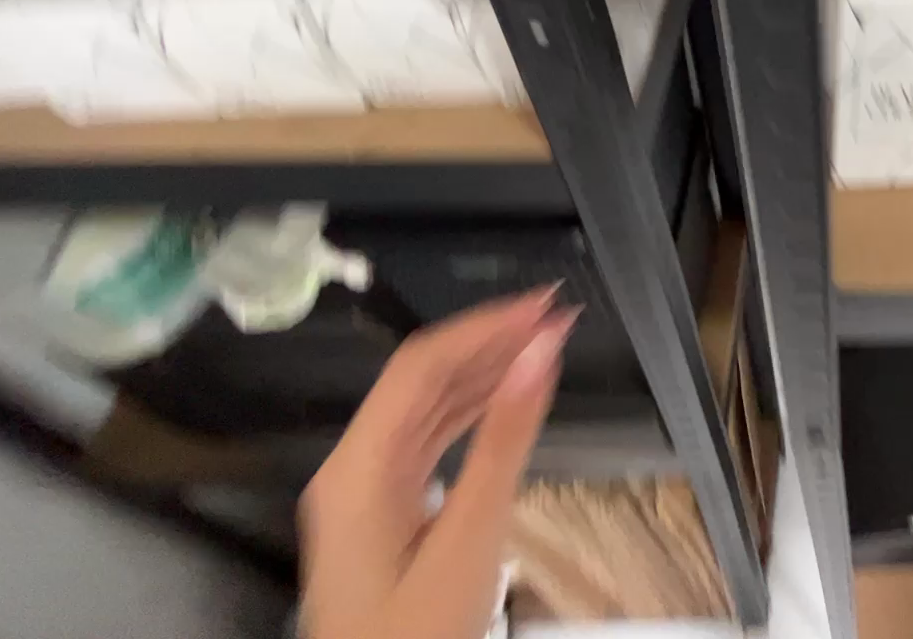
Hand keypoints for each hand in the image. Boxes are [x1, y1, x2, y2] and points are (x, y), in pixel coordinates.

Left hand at [299, 289, 578, 638]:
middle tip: (558, 317)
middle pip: (423, 379)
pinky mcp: (387, 505)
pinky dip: (476, 406)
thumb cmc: (422, 634)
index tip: (546, 306)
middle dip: (492, 340)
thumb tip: (541, 353)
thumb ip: (506, 438)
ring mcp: (368, 487)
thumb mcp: (471, 536)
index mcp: (360, 469)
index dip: (485, 326)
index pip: (422, 367)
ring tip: (547, 343)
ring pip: (430, 404)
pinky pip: (432, 435)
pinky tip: (512, 392)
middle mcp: (355, 466)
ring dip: (488, 368)